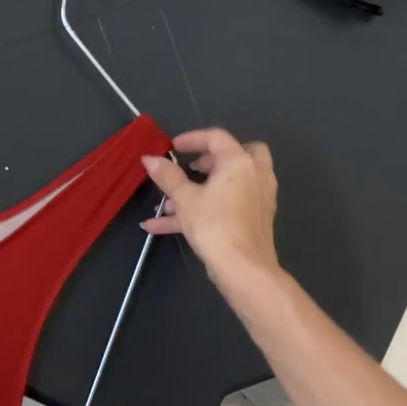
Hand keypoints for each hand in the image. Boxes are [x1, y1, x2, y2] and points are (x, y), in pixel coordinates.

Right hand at [140, 129, 280, 294]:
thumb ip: (167, 176)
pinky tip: (168, 225)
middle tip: (191, 167)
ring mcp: (258, 197)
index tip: (173, 147)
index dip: (192, 139)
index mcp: (239, 162)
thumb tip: (149, 158)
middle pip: (236, 155)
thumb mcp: (184, 199)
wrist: (243, 267)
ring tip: (167, 206)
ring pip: (229, 184)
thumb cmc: (214, 225)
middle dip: (211, 160)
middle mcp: (255, 174)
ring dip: (199, 190)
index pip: (217, 138)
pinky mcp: (254, 218)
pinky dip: (204, 208)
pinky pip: (227, 205)